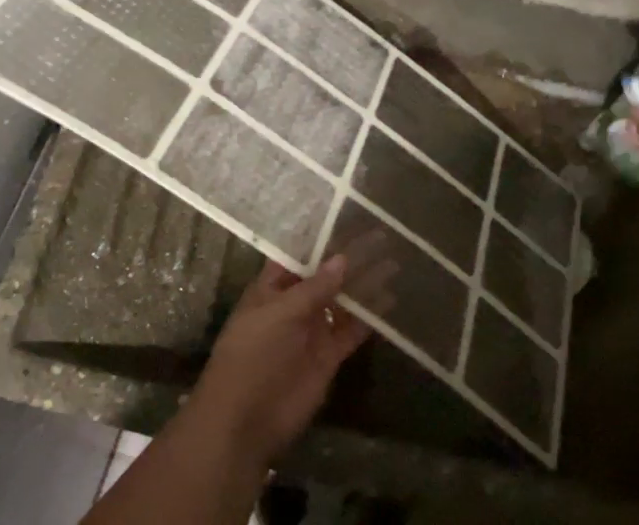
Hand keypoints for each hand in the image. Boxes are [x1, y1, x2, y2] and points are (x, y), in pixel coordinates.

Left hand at [186, 255, 381, 465]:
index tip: (348, 219)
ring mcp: (311, 331)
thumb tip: (342, 258)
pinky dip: (369, 318)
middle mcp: (292, 306)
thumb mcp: (279, 313)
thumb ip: (314, 288)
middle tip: (381, 237)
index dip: (320, 240)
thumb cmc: (253, 355)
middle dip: (349, 260)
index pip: (297, 257)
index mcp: (271, 289)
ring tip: (393, 263)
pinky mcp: (327, 356)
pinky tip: (390, 302)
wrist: (246, 419)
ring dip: (363, 286)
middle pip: (324, 277)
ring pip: (341, 302)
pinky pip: (351, 331)